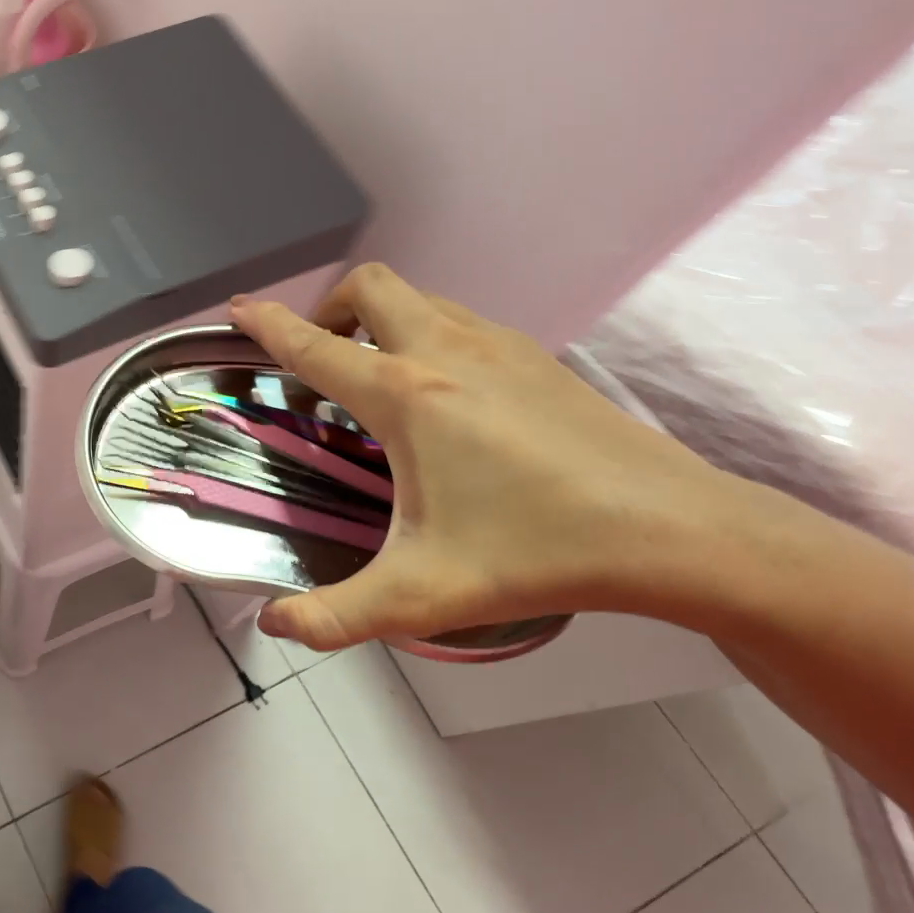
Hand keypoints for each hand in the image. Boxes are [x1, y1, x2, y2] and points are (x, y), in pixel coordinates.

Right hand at [231, 263, 747, 650]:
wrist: (675, 533)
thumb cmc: (537, 555)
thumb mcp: (419, 596)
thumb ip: (333, 617)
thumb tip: (273, 624)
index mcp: (409, 397)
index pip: (318, 347)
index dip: (269, 326)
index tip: (238, 310)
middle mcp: (451, 353)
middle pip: (372, 288)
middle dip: (328, 309)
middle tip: (316, 360)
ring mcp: (504, 348)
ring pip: (422, 298)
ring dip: (380, 320)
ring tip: (370, 381)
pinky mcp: (542, 361)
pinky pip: (461, 320)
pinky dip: (425, 335)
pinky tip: (440, 399)